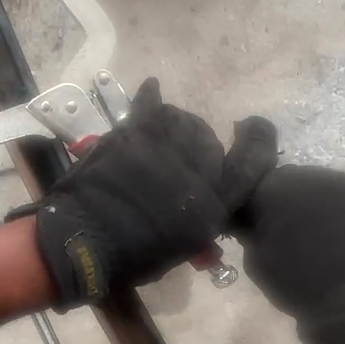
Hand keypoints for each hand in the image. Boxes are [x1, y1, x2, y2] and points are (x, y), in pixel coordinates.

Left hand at [22, 79, 276, 306]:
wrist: (87, 239)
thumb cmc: (132, 256)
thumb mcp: (179, 248)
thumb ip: (198, 224)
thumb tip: (202, 222)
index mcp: (216, 201)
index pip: (253, 160)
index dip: (257, 140)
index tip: (250, 128)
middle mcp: (199, 168)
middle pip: (207, 139)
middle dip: (195, 144)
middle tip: (173, 158)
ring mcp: (166, 147)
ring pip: (179, 120)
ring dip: (171, 126)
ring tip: (157, 138)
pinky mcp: (134, 134)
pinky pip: (149, 106)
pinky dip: (150, 97)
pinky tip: (152, 87)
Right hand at [234, 166, 344, 343]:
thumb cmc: (302, 286)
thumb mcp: (258, 262)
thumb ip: (254, 233)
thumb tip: (254, 223)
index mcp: (275, 191)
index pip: (255, 188)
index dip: (256, 208)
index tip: (257, 227)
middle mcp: (314, 178)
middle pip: (294, 182)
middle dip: (291, 204)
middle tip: (292, 233)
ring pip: (328, 189)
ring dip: (323, 207)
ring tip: (327, 239)